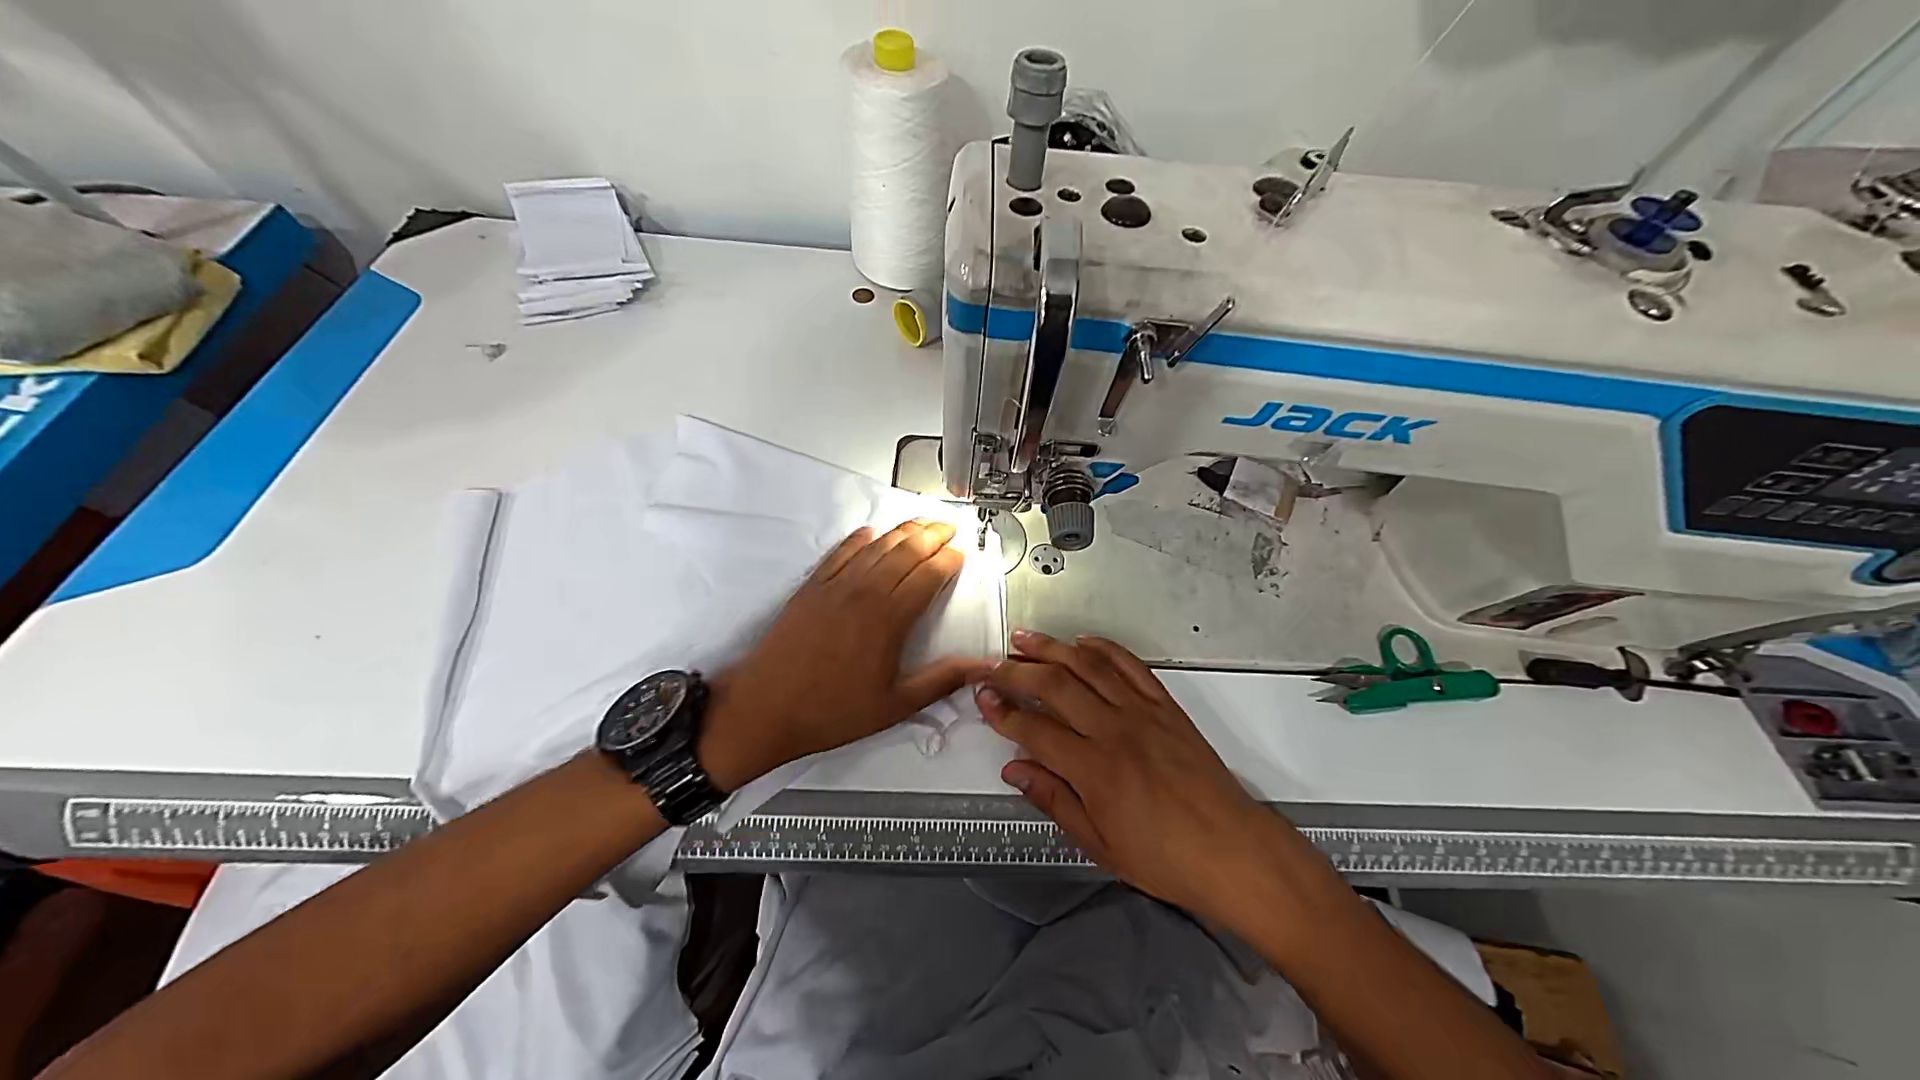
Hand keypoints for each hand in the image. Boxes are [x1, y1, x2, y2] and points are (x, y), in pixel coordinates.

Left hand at [698, 520, 992, 790]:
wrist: (765, 708)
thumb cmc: (830, 710)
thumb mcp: (895, 705)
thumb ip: (941, 681)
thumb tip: (980, 668)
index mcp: (889, 618)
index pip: (929, 575)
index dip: (949, 560)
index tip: (962, 553)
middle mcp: (864, 592)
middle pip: (906, 550)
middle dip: (932, 535)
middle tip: (949, 527)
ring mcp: (835, 586)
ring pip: (876, 546)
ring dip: (902, 531)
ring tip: (920, 524)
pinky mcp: (811, 587)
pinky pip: (840, 552)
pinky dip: (859, 539)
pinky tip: (869, 534)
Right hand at [977, 630, 1324, 927]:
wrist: (1235, 852)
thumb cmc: (1167, 859)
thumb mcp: (1100, 844)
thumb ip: (1054, 800)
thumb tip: (1015, 771)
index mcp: (1094, 770)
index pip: (1034, 729)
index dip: (1002, 712)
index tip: (982, 698)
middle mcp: (1115, 731)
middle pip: (1055, 685)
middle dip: (1016, 671)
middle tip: (991, 664)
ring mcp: (1143, 713)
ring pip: (1088, 666)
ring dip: (1053, 648)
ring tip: (1025, 638)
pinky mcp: (1166, 707)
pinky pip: (1131, 666)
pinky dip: (1105, 648)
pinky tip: (1084, 642)